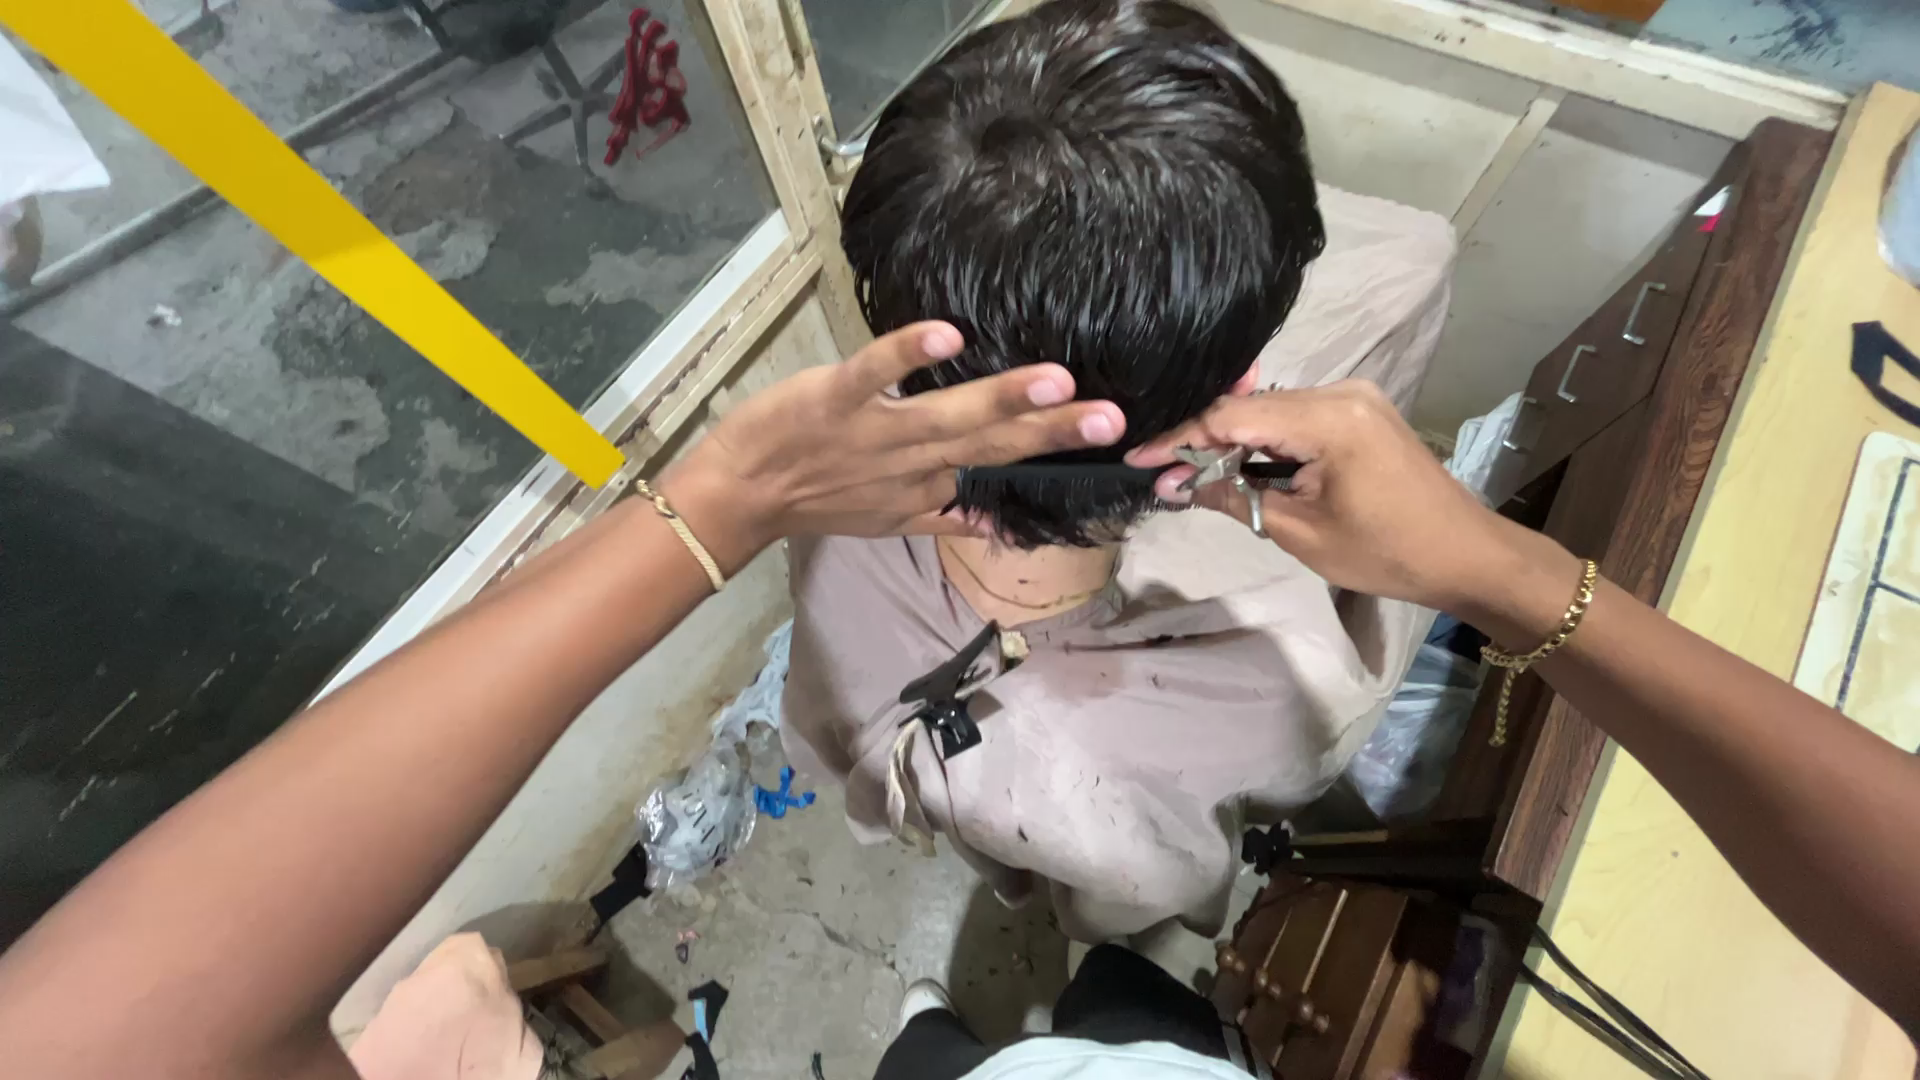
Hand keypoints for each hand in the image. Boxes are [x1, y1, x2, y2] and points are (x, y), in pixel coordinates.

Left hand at [660, 321, 1126, 568]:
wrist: (740, 497)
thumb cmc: (816, 501)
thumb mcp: (885, 522)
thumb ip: (940, 515)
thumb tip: (990, 518)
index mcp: (926, 484)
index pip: (1000, 462)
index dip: (1053, 447)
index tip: (1113, 431)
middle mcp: (912, 461)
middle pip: (989, 444)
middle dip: (1053, 430)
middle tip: (1112, 416)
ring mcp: (875, 431)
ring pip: (947, 415)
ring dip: (1002, 398)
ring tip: (1058, 382)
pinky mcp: (833, 399)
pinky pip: (873, 375)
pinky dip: (905, 356)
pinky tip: (947, 334)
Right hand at [1126, 380, 1578, 633]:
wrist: (1466, 556)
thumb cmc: (1384, 553)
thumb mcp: (1298, 532)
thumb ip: (1233, 498)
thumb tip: (1175, 486)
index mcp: (1328, 419)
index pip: (1230, 417)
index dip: (1179, 438)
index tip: (1137, 458)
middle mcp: (1338, 392)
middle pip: (1245, 409)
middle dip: (1197, 442)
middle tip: (1158, 474)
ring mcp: (1351, 398)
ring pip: (1264, 412)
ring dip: (1225, 442)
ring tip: (1185, 474)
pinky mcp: (1355, 412)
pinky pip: (1290, 419)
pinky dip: (1257, 442)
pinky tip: (1231, 463)